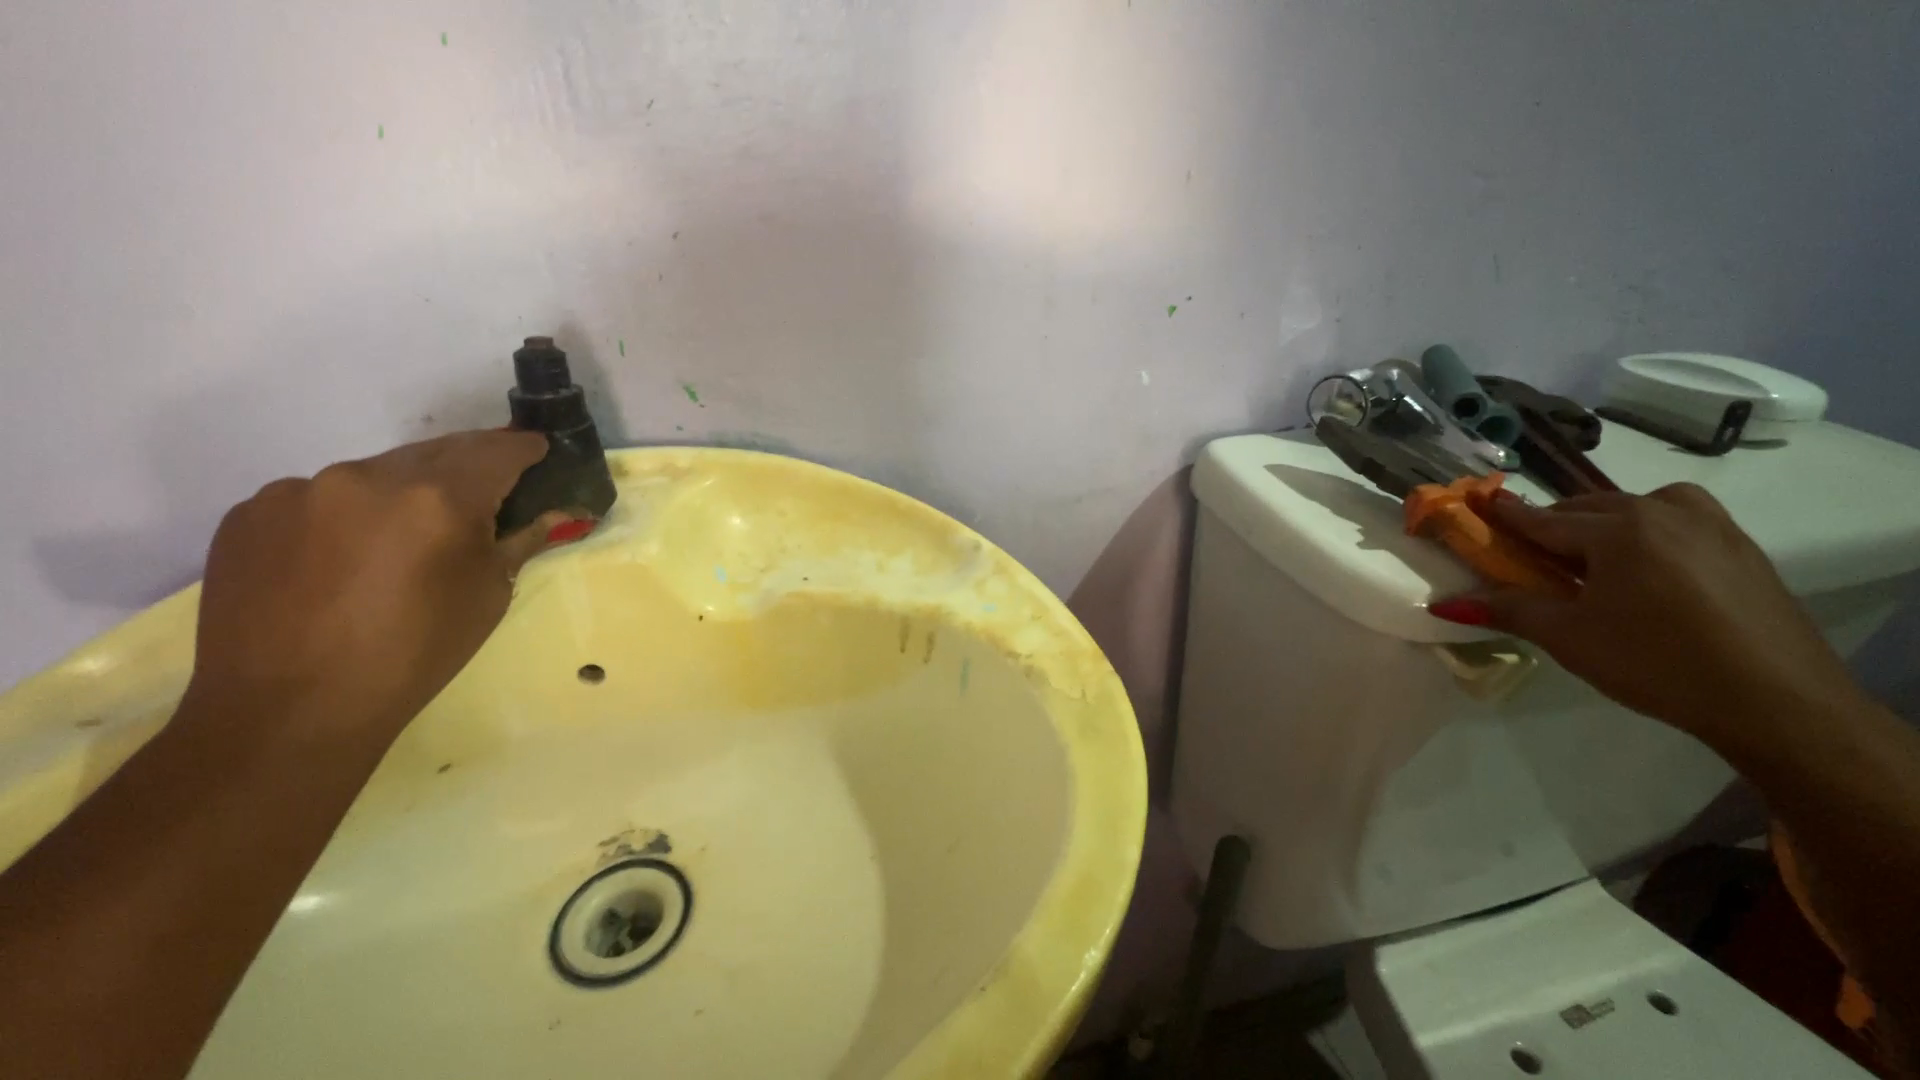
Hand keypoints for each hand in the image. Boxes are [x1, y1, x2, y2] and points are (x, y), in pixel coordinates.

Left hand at [185, 429, 588, 739]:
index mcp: (439, 498)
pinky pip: (314, 499)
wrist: (289, 708)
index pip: (497, 451)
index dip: (524, 449)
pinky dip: (340, 517)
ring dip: (397, 495)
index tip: (537, 452)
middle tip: (479, 496)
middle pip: (434, 453)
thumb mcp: (486, 599)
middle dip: (464, 469)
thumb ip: (518, 543)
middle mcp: (369, 476)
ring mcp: (301, 489)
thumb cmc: (412, 656)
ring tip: (399, 542)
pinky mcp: (251, 511)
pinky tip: (337, 562)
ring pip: (371, 476)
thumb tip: (552, 514)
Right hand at [1429, 484, 1861, 736]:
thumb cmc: (1657, 663)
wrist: (1777, 699)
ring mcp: (1710, 523)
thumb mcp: (1570, 638)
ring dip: (1604, 526)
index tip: (1478, 507)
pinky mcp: (1741, 546)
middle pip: (1588, 509)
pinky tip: (1646, 570)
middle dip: (1554, 527)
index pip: (1543, 518)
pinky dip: (1648, 532)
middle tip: (1530, 557)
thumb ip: (1508, 610)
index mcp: (1618, 528)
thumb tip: (1444, 603)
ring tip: (1591, 563)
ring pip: (1636, 509)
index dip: (1505, 517)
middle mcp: (1663, 510)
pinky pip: (1678, 522)